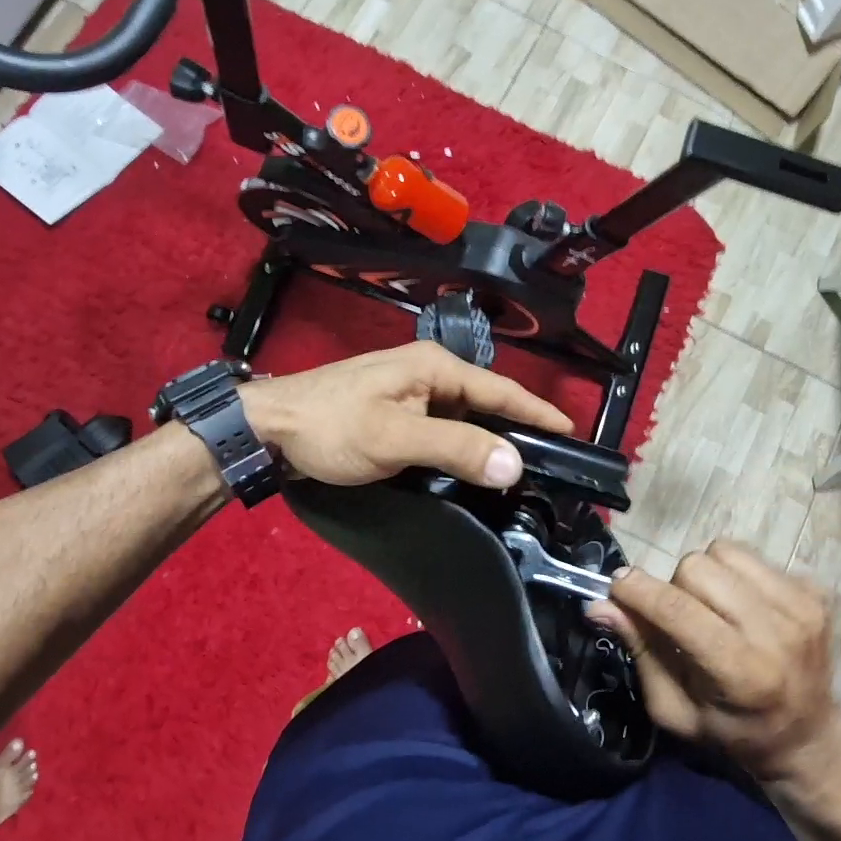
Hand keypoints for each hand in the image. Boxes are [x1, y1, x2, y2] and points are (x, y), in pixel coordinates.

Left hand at [238, 342, 572, 488]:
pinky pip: (442, 430)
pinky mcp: (395, 414)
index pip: (501, 389)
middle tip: (549, 465)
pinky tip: (470, 471)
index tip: (572, 435)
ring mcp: (409, 393)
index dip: (538, 413)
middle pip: (485, 404)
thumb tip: (515, 464)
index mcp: (434, 367)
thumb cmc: (332, 427)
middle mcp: (428, 374)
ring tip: (518, 474)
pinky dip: (461, 449)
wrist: (268, 429)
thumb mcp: (395, 438)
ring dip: (487, 443)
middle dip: (517, 431)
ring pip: (464, 419)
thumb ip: (455, 448)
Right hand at [584, 540, 840, 782]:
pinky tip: (741, 607)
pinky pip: (752, 556)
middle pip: (698, 567)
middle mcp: (777, 632)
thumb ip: (640, 651)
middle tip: (680, 616)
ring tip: (712, 608)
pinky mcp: (815, 591)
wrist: (808, 737)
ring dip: (705, 575)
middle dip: (675, 586)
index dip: (639, 591)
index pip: (678, 611)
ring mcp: (802, 607)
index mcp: (742, 673)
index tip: (616, 586)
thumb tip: (599, 605)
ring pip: (723, 552)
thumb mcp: (674, 709)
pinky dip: (734, 575)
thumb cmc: (732, 730)